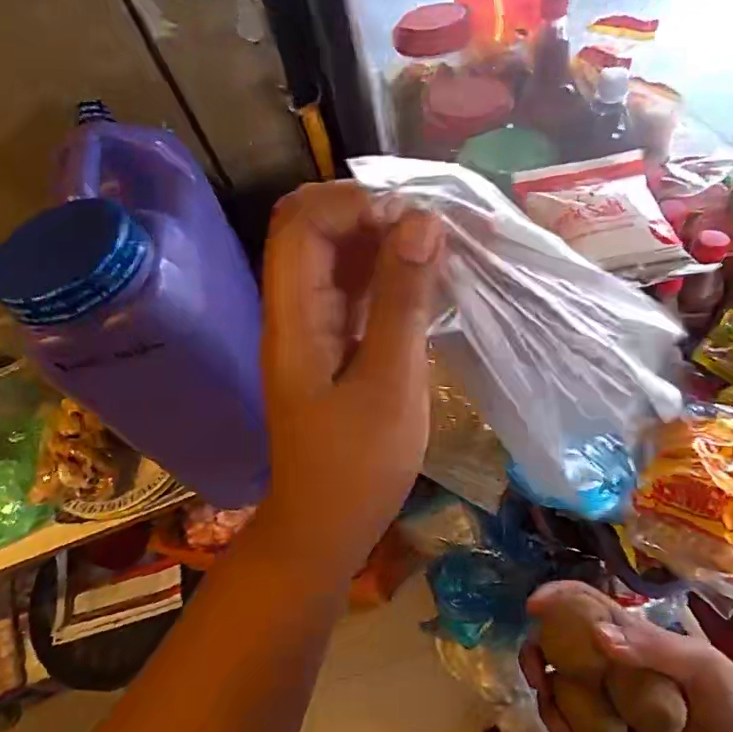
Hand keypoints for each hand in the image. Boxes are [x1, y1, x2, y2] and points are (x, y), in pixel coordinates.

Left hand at [259, 182, 441, 576]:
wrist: (328, 526)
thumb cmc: (358, 465)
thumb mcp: (390, 382)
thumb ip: (403, 301)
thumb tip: (423, 223)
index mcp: (293, 317)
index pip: (303, 224)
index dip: (356, 204)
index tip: (416, 218)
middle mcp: (295, 311)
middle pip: (312, 230)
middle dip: (369, 213)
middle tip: (428, 225)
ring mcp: (314, 328)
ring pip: (338, 259)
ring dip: (384, 241)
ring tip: (439, 245)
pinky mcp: (336, 347)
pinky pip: (356, 292)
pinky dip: (389, 276)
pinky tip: (426, 279)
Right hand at [520, 581, 732, 731]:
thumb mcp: (698, 669)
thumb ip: (651, 650)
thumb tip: (596, 632)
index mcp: (638, 632)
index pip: (591, 602)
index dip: (559, 596)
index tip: (531, 608)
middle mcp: (620, 653)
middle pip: (564, 640)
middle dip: (538, 654)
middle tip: (536, 682)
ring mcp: (618, 686)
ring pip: (566, 678)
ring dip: (549, 694)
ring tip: (556, 726)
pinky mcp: (619, 718)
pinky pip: (580, 711)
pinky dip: (564, 719)